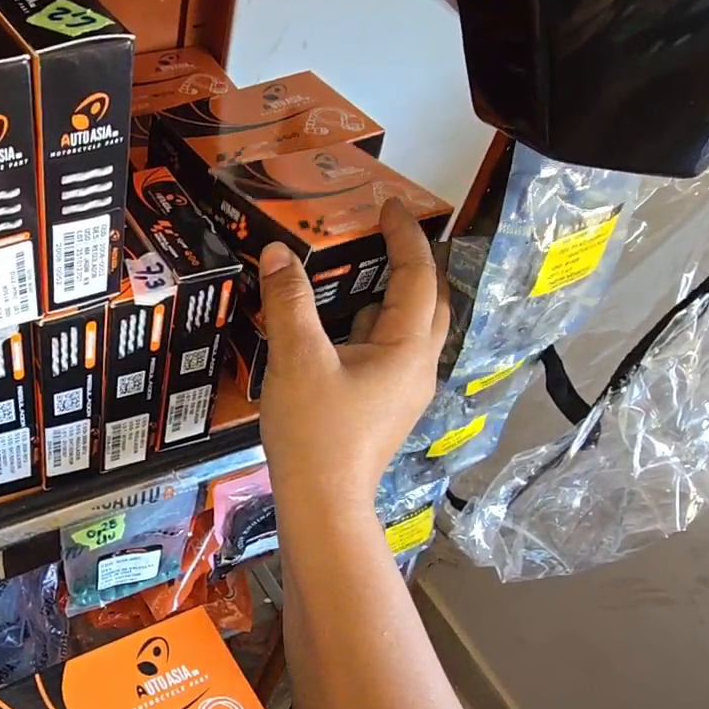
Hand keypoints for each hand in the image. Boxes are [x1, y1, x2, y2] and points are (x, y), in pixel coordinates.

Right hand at [257, 198, 448, 506]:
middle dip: (413, 267)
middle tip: (384, 241)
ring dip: (390, 303)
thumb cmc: (315, 431)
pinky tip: (337, 340)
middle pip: (429, 305)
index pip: (418, 276)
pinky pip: (388, 359)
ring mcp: (403, 395)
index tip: (389, 205)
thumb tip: (280, 253)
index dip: (405, 236)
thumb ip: (289, 303)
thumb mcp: (297, 360)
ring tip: (354, 284)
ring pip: (408, 335)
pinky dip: (371, 335)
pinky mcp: (384, 413)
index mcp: (406, 349)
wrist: (321, 503)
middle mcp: (417, 368)